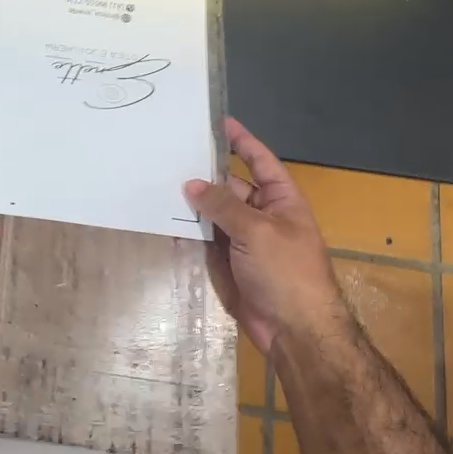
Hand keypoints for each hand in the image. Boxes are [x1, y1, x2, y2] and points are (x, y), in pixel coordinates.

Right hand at [183, 118, 347, 354]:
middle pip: (229, 185)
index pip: (260, 162)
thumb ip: (223, 205)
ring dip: (190, 201)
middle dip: (203, 173)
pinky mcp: (226, 261)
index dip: (242, 142)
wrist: (295, 331)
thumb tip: (191, 184)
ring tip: (157, 180)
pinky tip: (162, 216)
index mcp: (281, 201)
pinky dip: (185, 228)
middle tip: (169, 154)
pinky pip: (202, 237)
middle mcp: (261, 215)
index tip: (220, 122)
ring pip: (212, 211)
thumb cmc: (288, 273)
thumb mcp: (258, 231)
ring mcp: (242, 239)